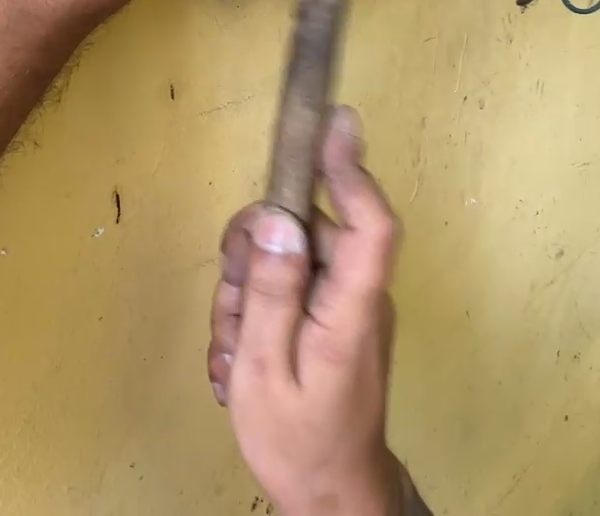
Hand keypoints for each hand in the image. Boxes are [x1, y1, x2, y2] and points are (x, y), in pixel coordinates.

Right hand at [208, 108, 423, 515]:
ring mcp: (340, 301)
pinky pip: (282, 280)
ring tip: (234, 349)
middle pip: (302, 228)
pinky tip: (240, 351)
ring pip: (281, 253)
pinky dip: (252, 307)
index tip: (335, 120)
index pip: (368, 224)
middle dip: (251, 256)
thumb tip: (276, 219)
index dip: (350, 169)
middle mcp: (354, 292)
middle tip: (230, 310)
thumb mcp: (264, 369)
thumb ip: (271, 292)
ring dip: (245, 291)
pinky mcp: (325, 311)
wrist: (329, 496)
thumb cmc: (299, 440)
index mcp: (351, 307)